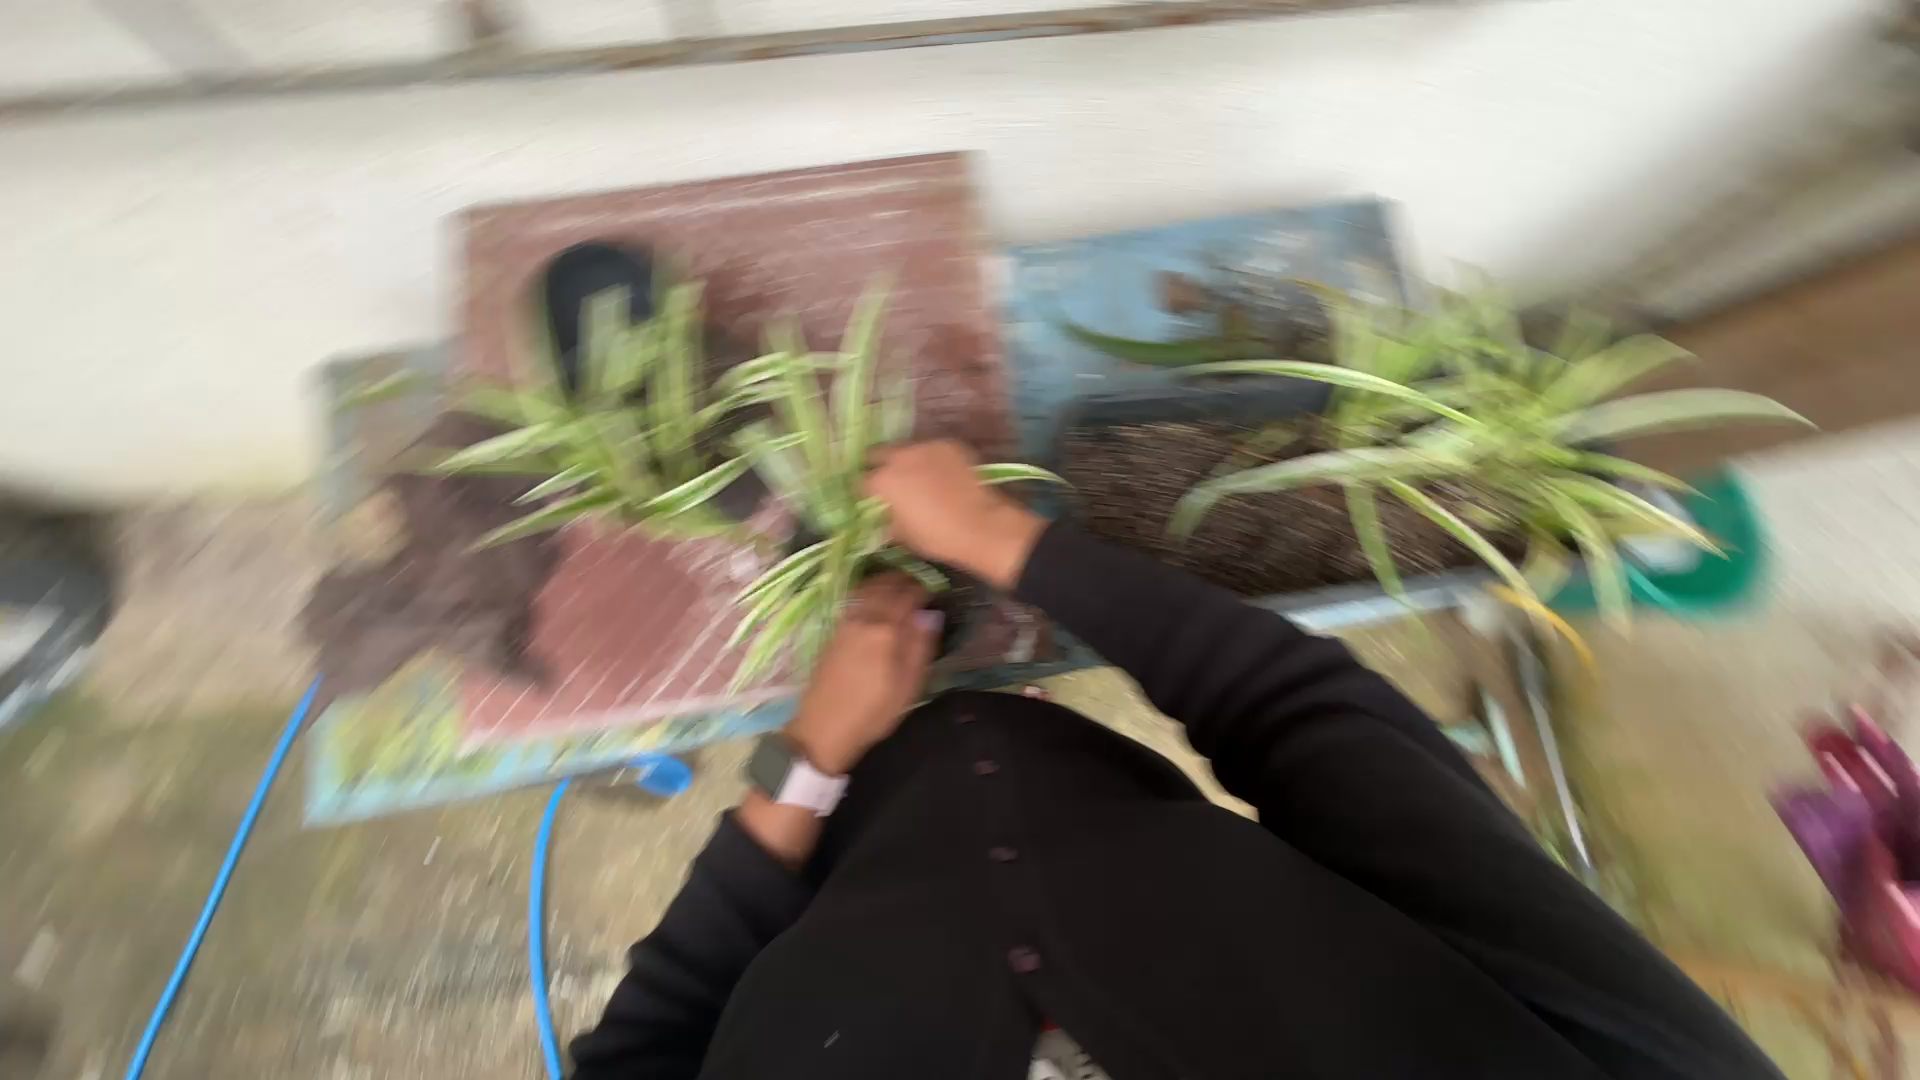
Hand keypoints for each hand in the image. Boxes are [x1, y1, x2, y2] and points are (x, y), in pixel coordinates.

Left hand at [785, 572, 941, 773]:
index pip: (908, 595)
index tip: (934, 588)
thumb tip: (931, 614)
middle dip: (904, 579)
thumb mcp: (908, 686)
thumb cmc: (873, 713)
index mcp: (887, 631)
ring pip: (868, 588)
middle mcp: (865, 619)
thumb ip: (921, 647)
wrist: (823, 728)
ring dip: (885, 580)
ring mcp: (846, 622)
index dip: (923, 588)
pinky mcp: (834, 629)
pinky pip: (854, 598)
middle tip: (918, 581)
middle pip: (886, 586)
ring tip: (898, 582)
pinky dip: (868, 589)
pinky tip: (875, 596)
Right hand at [866, 440, 1045, 590]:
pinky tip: (939, 475)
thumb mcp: (901, 535)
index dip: (864, 492)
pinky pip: (931, 450)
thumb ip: (886, 519)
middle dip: (878, 467)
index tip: (869, 499)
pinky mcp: (949, 445)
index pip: (860, 481)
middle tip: (887, 483)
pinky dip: (929, 460)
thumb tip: (882, 516)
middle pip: (877, 454)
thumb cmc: (936, 536)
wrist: (980, 525)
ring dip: (904, 461)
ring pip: (905, 449)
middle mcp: (900, 456)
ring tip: (915, 477)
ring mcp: (926, 447)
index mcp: (883, 480)